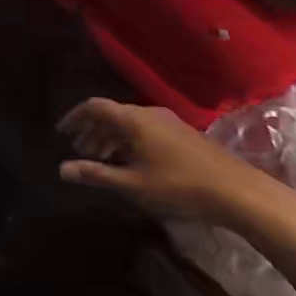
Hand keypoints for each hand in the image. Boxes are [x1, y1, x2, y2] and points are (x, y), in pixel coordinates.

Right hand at [56, 98, 283, 225]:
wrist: (233, 189)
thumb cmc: (178, 186)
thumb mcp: (132, 184)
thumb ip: (96, 174)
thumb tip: (62, 169)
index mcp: (134, 120)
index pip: (95, 107)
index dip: (75, 117)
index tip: (61, 132)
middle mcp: (149, 113)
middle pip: (112, 114)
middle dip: (91, 130)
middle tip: (78, 151)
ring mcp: (168, 122)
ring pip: (129, 123)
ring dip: (110, 138)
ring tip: (99, 160)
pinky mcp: (180, 134)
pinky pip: (144, 129)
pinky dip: (127, 141)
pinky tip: (128, 163)